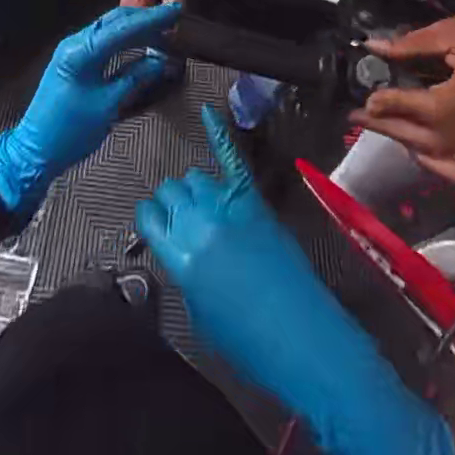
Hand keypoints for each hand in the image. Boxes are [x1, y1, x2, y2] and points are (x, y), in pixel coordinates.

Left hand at [0, 3, 181, 218]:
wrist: (36, 150)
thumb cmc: (71, 131)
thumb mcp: (108, 104)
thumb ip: (134, 77)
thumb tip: (160, 60)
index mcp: (81, 52)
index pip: (122, 28)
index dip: (151, 19)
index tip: (175, 11)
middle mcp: (75, 43)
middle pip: (114, 22)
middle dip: (144, 18)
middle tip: (173, 16)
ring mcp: (72, 50)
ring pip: (109, 29)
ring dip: (135, 27)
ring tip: (162, 28)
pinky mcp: (73, 61)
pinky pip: (102, 41)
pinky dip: (123, 39)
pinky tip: (139, 42)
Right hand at [138, 106, 454, 454]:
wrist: (307, 343)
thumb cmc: (250, 343)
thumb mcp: (199, 312)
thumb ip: (183, 269)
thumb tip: (180, 246)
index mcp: (177, 259)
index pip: (148, 218)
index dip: (152, 219)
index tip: (158, 222)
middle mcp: (196, 226)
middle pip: (171, 192)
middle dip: (173, 203)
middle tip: (187, 220)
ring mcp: (227, 210)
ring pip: (196, 177)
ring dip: (195, 189)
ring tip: (206, 206)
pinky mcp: (256, 203)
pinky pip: (232, 159)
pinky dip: (218, 133)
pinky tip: (207, 111)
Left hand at [352, 6, 454, 184]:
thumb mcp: (449, 31)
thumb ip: (410, 46)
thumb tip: (372, 47)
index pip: (424, 109)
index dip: (392, 106)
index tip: (368, 100)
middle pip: (427, 137)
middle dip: (388, 126)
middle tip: (358, 116)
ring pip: (440, 157)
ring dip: (407, 144)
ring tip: (384, 126)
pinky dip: (442, 168)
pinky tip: (422, 152)